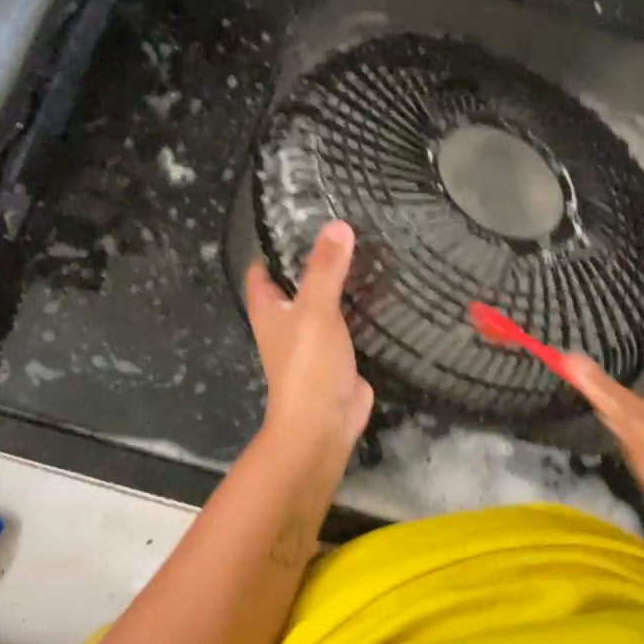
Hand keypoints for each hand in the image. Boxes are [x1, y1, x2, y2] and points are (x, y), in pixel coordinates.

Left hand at [245, 220, 373, 468]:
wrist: (323, 424)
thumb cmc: (307, 365)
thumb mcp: (315, 309)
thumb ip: (325, 268)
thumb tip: (337, 224)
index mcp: (268, 310)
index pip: (261, 271)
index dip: (273, 246)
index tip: (297, 218)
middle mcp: (286, 323)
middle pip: (296, 284)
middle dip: (314, 261)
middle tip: (343, 228)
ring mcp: (313, 341)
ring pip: (325, 303)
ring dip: (340, 284)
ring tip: (366, 250)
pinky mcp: (339, 356)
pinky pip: (349, 324)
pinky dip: (361, 309)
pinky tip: (382, 291)